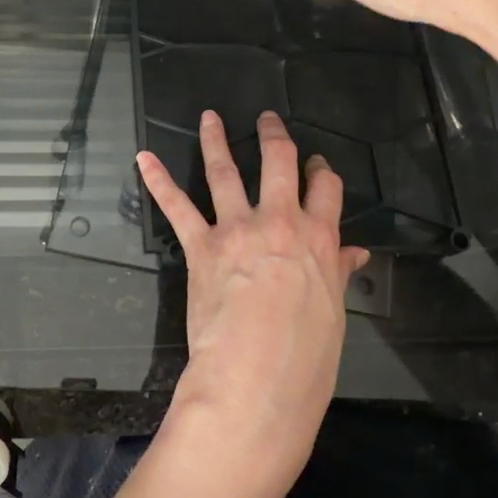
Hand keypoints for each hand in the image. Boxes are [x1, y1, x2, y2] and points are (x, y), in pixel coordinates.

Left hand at [137, 110, 368, 453]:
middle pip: (279, 164)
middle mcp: (279, 222)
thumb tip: (353, 253)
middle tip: (268, 119)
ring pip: (225, 172)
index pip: (326, 190)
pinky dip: (159, 181)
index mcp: (319, 240)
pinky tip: (144, 159)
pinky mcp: (201, 246)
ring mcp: (237, 230)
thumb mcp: (334, 315)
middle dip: (275, 137)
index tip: (318, 164)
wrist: (254, 380)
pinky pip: (177, 207)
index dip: (322, 172)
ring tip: (209, 117)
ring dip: (216, 141)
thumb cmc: (305, 359)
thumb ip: (336, 274)